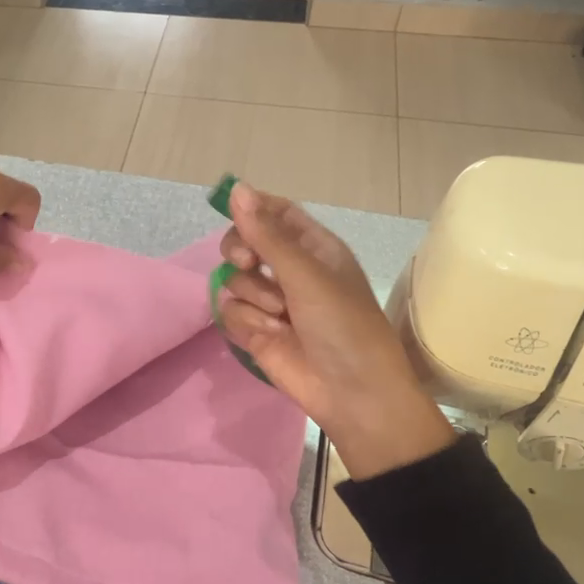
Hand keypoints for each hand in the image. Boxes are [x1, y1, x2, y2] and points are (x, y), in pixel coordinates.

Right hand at [216, 181, 453, 479]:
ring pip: (234, 279)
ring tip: (280, 316)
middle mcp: (289, 270)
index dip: (253, 209)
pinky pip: (231, 311)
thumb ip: (266, 234)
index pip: (274, 212)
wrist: (352, 393)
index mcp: (313, 247)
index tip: (236, 215)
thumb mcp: (307, 274)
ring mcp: (270, 301)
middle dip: (241, 252)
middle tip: (249, 263)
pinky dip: (247, 323)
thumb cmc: (343, 325)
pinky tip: (270, 336)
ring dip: (254, 296)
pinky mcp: (255, 330)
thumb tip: (236, 189)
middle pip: (244, 241)